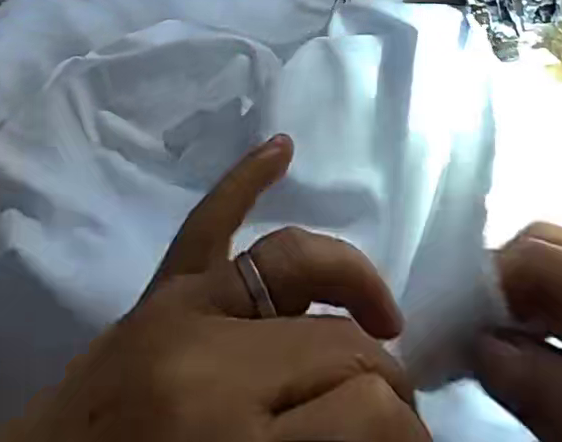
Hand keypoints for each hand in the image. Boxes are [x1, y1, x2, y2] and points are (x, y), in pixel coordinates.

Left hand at [3, 136, 428, 441]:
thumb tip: (386, 423)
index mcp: (234, 439)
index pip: (365, 408)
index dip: (405, 430)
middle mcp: (211, 359)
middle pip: (337, 339)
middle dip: (385, 376)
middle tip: (401, 412)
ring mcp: (179, 309)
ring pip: (291, 264)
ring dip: (349, 282)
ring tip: (384, 316)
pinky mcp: (156, 291)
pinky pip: (207, 223)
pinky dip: (243, 181)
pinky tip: (280, 148)